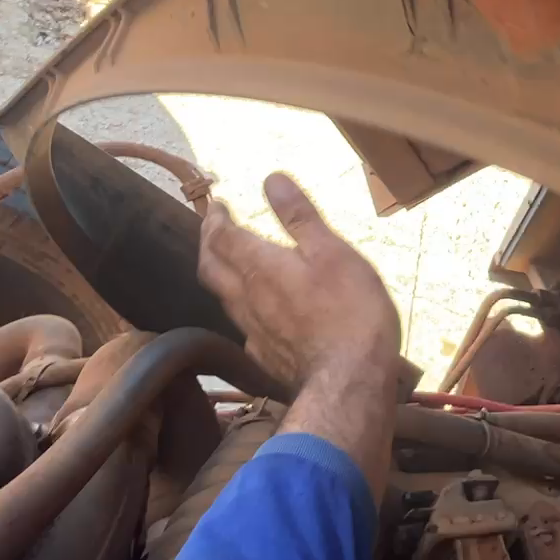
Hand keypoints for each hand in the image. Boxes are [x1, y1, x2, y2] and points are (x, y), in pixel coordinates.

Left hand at [196, 172, 400, 388]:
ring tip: (229, 261)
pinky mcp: (265, 357)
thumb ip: (299, 217)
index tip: (216, 204)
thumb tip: (271, 179)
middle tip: (213, 226)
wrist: (350, 380)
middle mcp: (247, 299)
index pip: (224, 238)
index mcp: (262, 268)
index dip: (216, 218)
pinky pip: (242, 324)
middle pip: (211, 267)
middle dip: (208, 243)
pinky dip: (241, 306)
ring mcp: (253, 332)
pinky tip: (256, 310)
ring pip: (223, 297)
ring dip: (220, 273)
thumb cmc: (350, 308)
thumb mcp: (332, 251)